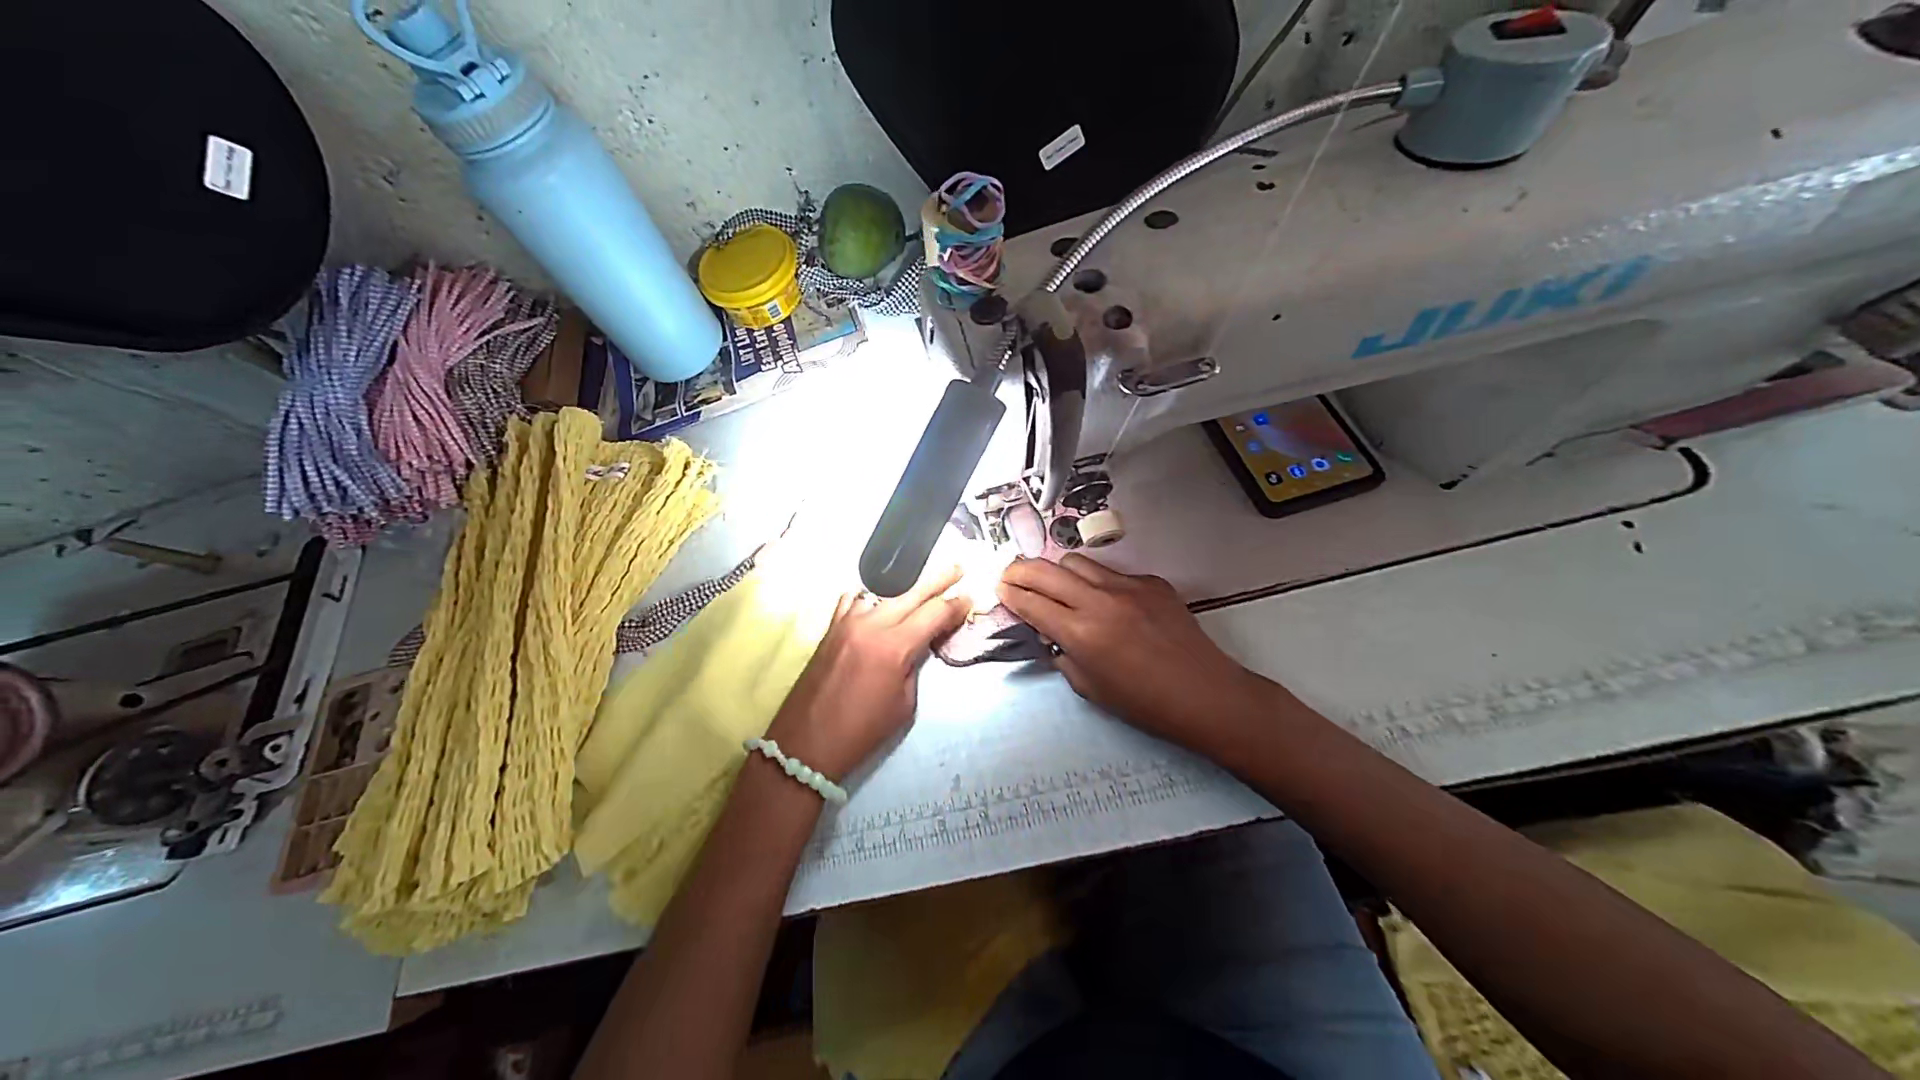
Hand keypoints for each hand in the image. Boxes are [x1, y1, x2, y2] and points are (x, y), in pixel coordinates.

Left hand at [763, 564, 969, 779]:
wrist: (806, 743)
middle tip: (957, 568)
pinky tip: (880, 603)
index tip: (970, 598)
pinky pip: (855, 601)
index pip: (934, 613)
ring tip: (922, 587)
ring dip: (906, 589)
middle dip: (938, 581)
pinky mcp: (830, 628)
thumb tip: (920, 644)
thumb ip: (915, 664)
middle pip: (912, 593)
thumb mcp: (904, 703)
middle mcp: (870, 625)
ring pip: (883, 593)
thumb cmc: (862, 731)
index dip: (956, 604)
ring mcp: (847, 622)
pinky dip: (872, 598)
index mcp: (894, 646)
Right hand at [996, 554, 1283, 753]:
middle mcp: (1100, 600)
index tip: (999, 589)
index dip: (1009, 594)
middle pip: (1045, 569)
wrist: (1204, 693)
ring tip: (1056, 585)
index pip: (1031, 602)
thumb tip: (1050, 633)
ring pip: (1077, 561)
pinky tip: (1106, 603)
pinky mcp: (1152, 582)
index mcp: (1081, 632)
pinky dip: (1098, 583)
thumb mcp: (1089, 687)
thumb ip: (1062, 654)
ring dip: (1057, 571)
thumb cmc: (1144, 702)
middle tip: (1010, 575)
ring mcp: (1128, 586)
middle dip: (1020, 570)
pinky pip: (1112, 573)